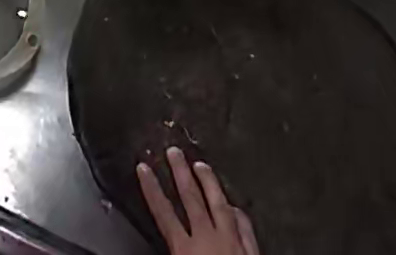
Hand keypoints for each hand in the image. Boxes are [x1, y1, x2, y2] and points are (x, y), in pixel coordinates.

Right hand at [137, 147, 259, 254]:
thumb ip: (172, 253)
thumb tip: (164, 245)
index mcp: (186, 250)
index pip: (163, 212)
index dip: (151, 189)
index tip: (142, 167)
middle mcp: (208, 240)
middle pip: (191, 199)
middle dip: (180, 174)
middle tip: (174, 151)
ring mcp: (233, 245)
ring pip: (219, 206)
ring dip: (209, 184)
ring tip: (201, 165)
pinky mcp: (253, 254)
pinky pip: (245, 227)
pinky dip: (237, 213)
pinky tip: (234, 205)